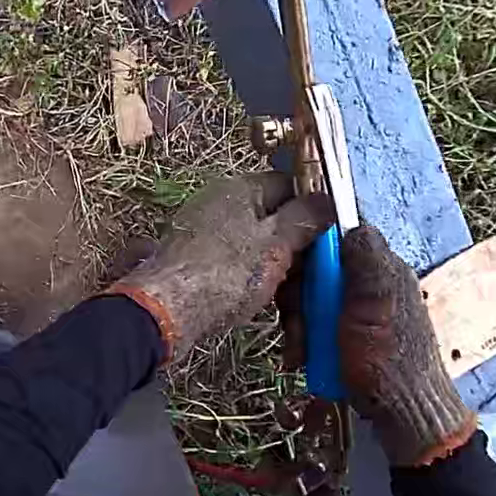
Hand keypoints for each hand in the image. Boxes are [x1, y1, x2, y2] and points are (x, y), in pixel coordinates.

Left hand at [107, 173, 331, 361]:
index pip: (289, 184)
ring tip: (288, 299)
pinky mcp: (195, 260)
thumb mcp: (276, 244)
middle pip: (272, 218)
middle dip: (295, 247)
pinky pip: (235, 263)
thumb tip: (327, 198)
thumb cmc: (226, 273)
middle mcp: (220, 202)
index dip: (313, 210)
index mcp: (240, 188)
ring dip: (276, 269)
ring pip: (256, 245)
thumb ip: (305, 218)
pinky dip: (252, 279)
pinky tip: (259, 300)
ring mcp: (205, 231)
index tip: (329, 239)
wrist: (166, 311)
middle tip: (309, 278)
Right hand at [306, 226, 476, 466]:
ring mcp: (359, 311)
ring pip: (313, 301)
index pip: (333, 238)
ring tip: (301, 351)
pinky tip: (305, 357)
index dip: (310, 254)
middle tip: (298, 328)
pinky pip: (318, 325)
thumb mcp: (374, 300)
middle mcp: (370, 284)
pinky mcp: (349, 336)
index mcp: (381, 267)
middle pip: (318, 272)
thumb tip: (349, 219)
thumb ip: (364, 256)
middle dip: (300, 299)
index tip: (297, 279)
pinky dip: (308, 340)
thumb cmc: (386, 359)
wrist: (403, 417)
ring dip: (301, 324)